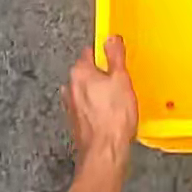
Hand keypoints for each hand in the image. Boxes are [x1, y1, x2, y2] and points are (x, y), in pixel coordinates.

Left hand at [66, 35, 137, 176]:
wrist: (105, 153)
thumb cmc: (112, 119)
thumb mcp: (121, 80)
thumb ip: (115, 56)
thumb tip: (111, 38)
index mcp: (79, 72)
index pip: (90, 52)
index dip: (105, 54)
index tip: (115, 57)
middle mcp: (70, 87)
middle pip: (87, 72)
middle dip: (102, 75)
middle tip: (120, 83)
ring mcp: (71, 106)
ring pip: (86, 91)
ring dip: (99, 94)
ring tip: (117, 102)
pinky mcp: (76, 122)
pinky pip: (87, 108)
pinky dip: (97, 109)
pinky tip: (110, 117)